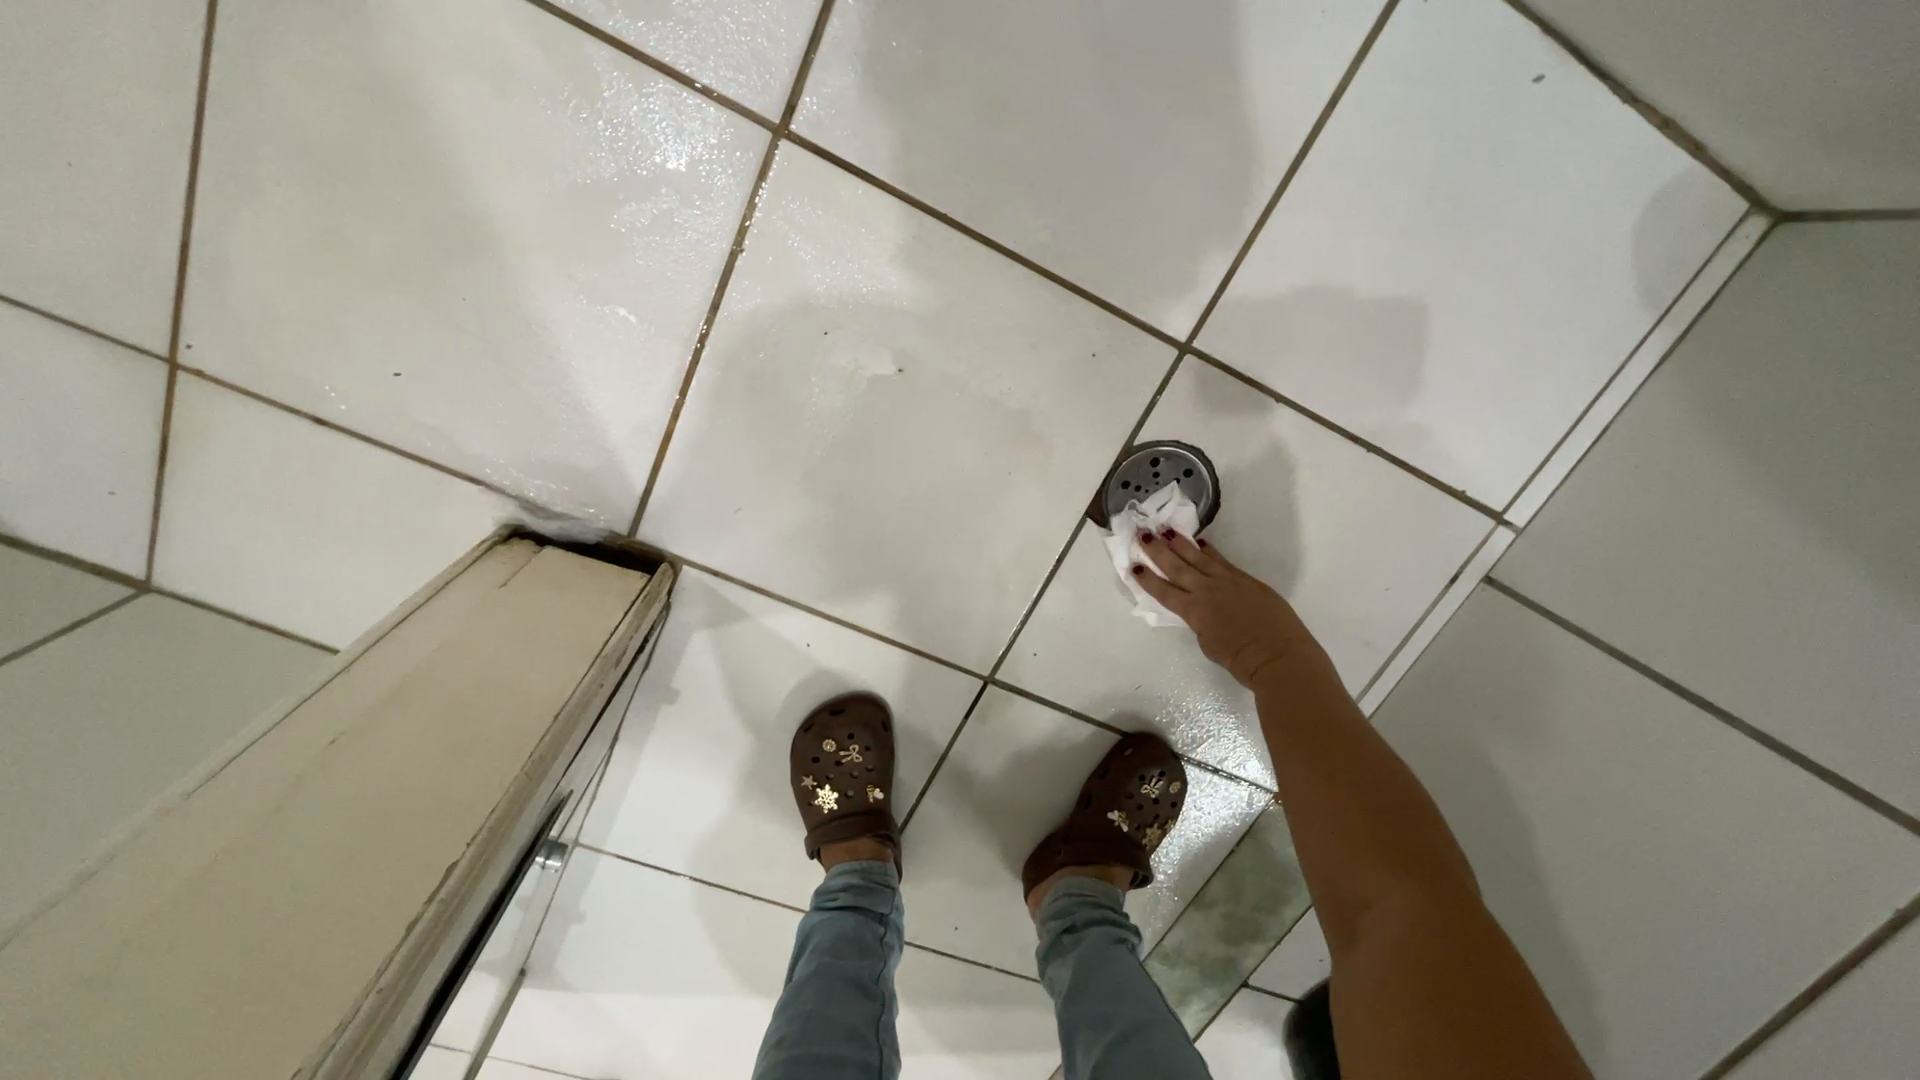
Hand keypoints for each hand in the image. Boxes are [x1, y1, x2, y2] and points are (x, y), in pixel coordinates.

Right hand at [1131, 530, 1316, 689]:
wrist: (1278, 654)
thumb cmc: (1241, 659)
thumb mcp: (1208, 644)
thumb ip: (1200, 623)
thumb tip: (1201, 611)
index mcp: (1193, 611)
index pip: (1164, 592)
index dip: (1147, 580)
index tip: (1133, 566)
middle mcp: (1206, 591)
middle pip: (1177, 567)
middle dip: (1157, 551)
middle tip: (1143, 534)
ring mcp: (1227, 581)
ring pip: (1198, 557)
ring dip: (1180, 543)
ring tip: (1165, 530)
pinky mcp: (1245, 579)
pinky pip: (1221, 560)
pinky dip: (1209, 551)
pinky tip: (1200, 543)